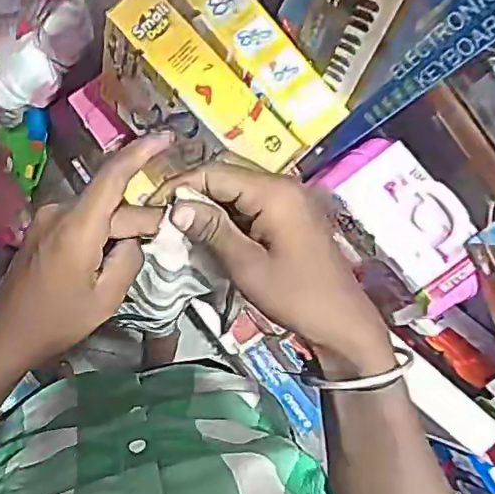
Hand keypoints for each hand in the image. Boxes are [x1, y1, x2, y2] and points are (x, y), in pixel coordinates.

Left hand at [0, 135, 168, 372]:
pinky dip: (99, 234)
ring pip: (95, 214)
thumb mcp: (106, 299)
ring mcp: (45, 221)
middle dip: (139, 217)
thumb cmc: (56, 321)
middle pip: (109, 202)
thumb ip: (128, 260)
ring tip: (134, 255)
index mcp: (76, 227)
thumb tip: (132, 240)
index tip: (167, 137)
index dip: (142, 152)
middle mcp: (58, 214)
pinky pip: (79, 224)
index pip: (113, 175)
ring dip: (118, 229)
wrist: (6, 335)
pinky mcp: (39, 233)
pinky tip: (107, 257)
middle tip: (164, 236)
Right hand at [152, 162, 396, 376]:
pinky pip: (250, 204)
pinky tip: (207, 233)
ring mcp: (289, 199)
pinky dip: (226, 215)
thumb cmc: (296, 296)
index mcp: (275, 193)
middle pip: (226, 174)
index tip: (152, 208)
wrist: (341, 321)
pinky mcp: (289, 215)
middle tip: (163, 217)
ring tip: (179, 226)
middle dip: (191, 192)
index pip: (215, 172)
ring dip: (207, 204)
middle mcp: (283, 186)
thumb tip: (175, 207)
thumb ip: (213, 231)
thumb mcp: (247, 266)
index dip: (180, 186)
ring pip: (236, 189)